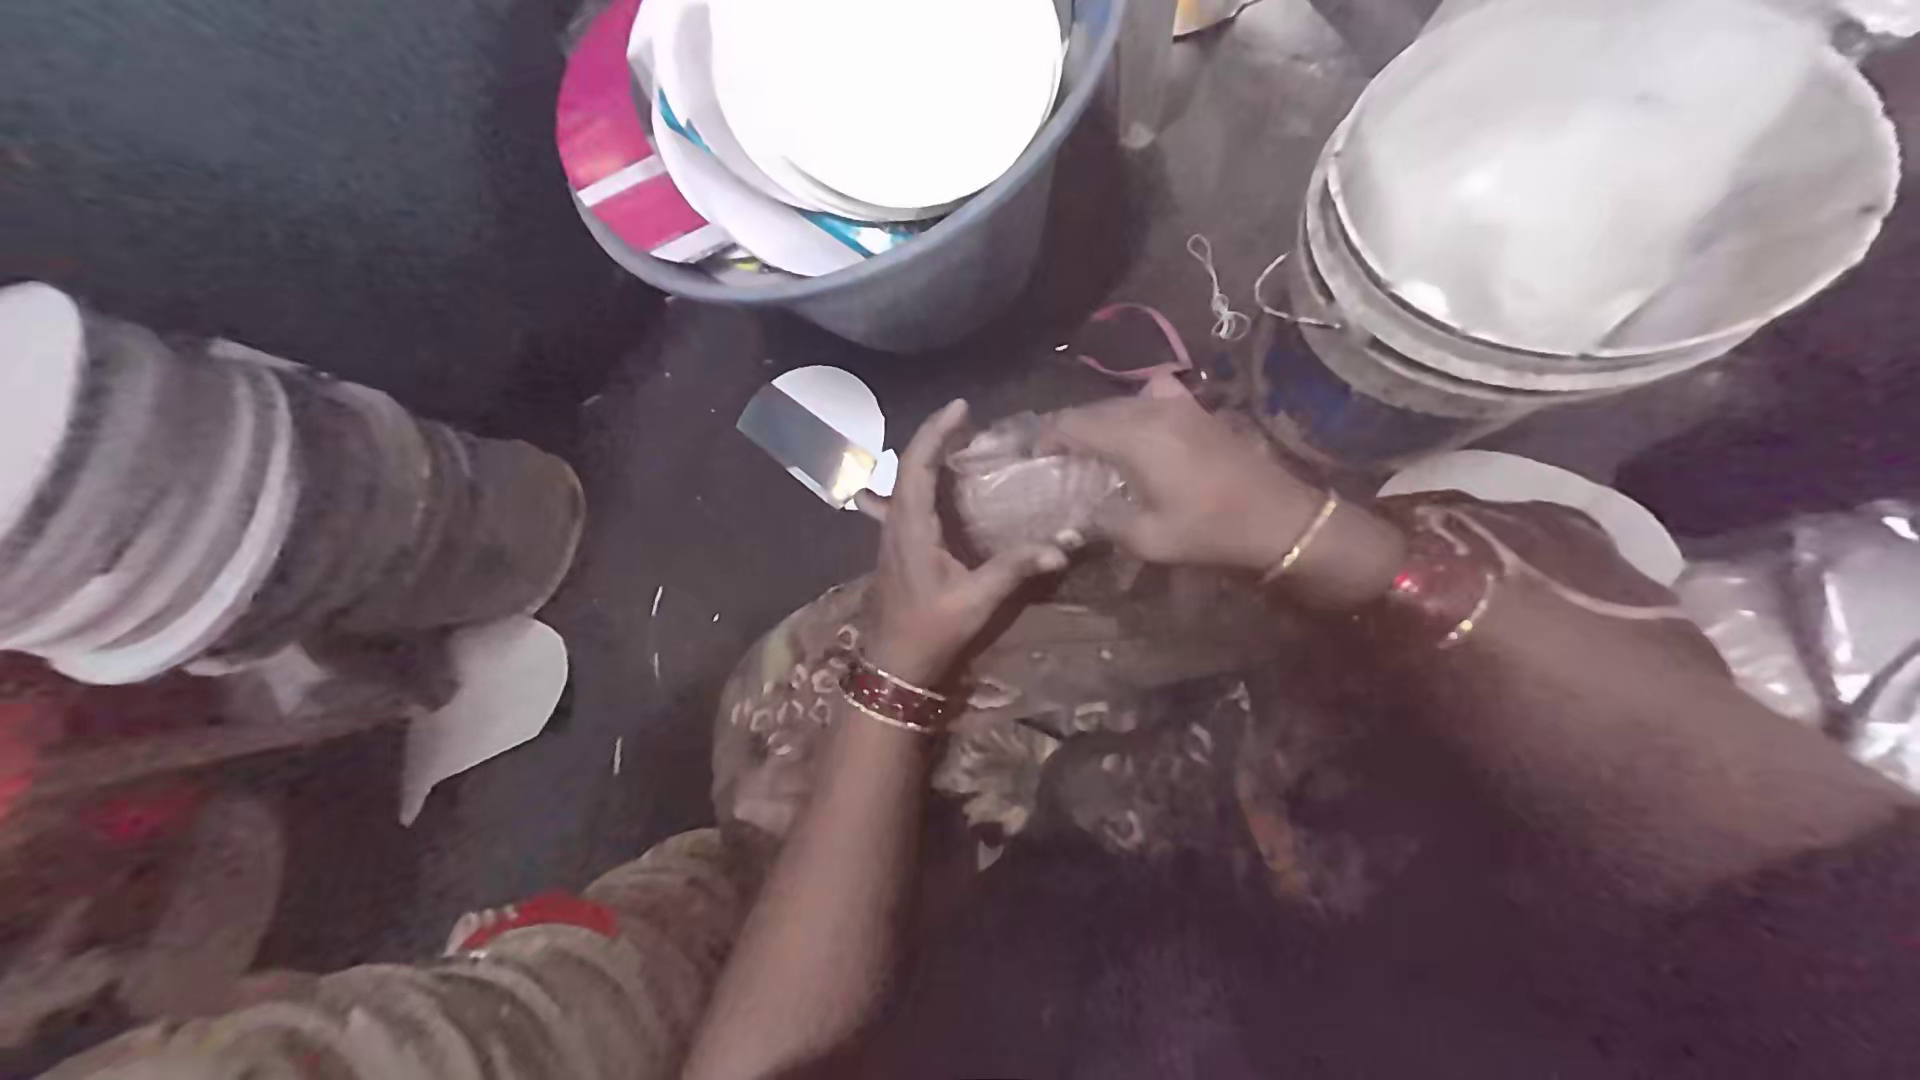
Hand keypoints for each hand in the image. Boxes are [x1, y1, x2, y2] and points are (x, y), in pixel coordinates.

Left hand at [855, 400, 1068, 686]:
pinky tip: (941, 480)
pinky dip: (925, 477)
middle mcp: (895, 523)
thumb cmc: (930, 632)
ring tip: (959, 440)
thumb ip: (1015, 569)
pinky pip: (906, 497)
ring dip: (928, 454)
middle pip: (908, 465)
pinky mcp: (897, 544)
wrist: (893, 665)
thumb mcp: (976, 600)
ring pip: (904, 480)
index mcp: (910, 528)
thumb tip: (1062, 545)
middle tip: (966, 418)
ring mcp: (891, 533)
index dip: (936, 432)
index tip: (961, 406)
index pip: (917, 466)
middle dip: (935, 436)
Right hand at [1048, 375, 1406, 607]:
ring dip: (1101, 421)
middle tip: (1059, 459)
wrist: (1279, 520)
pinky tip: (1140, 430)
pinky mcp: (1198, 410)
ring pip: (1121, 402)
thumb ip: (1104, 520)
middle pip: (1094, 409)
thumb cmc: (1209, 531)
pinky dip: (1136, 408)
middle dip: (1070, 430)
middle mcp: (1151, 410)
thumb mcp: (1146, 538)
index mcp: (1133, 437)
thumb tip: (1082, 514)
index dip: (1047, 437)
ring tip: (1093, 449)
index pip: (1071, 423)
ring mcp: (1179, 405)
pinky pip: (1154, 396)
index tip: (1036, 457)